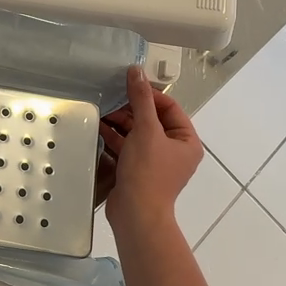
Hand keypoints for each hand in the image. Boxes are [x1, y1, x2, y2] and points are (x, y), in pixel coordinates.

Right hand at [100, 66, 203, 236]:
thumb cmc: (147, 171)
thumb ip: (141, 99)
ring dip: (120, 122)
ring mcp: (156, 162)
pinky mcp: (138, 170)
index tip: (128, 84)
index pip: (170, 107)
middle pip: (152, 119)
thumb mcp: (145, 130)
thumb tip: (137, 71)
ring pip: (138, 133)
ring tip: (101, 109)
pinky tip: (98, 127)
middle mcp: (175, 150)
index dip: (149, 94)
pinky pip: (128, 147)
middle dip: (131, 109)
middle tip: (110, 97)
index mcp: (186, 141)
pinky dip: (115, 138)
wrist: (136, 214)